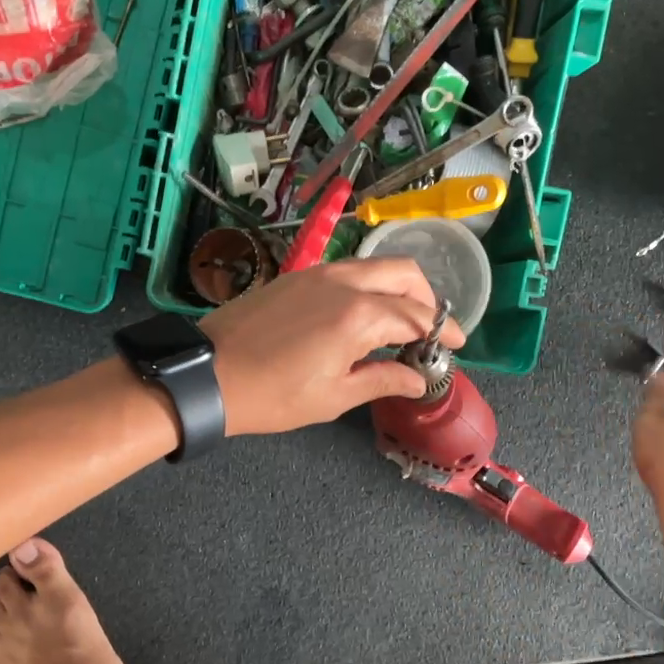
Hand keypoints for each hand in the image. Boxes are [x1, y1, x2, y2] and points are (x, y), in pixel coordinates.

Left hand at [198, 259, 464, 435]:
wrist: (207, 374)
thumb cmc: (273, 395)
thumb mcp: (334, 396)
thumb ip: (381, 380)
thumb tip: (418, 379)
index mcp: (360, 315)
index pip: (417, 316)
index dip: (442, 331)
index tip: (455, 345)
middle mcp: (344, 282)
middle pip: (404, 274)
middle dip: (427, 299)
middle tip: (430, 330)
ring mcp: (317, 273)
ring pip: (375, 266)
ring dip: (398, 289)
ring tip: (399, 324)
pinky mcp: (296, 276)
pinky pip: (347, 271)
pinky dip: (369, 286)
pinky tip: (363, 315)